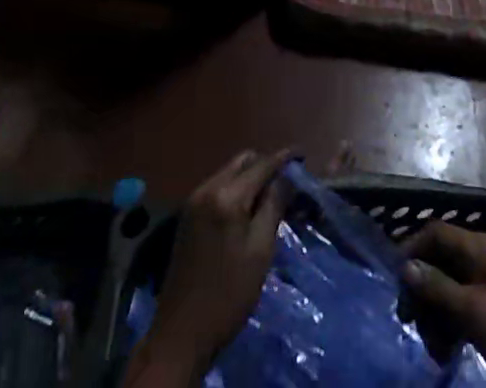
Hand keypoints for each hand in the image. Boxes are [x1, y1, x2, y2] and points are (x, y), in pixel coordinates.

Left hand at [124, 149, 293, 387]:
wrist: (182, 331)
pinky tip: (248, 209)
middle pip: (242, 162)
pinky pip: (217, 188)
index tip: (304, 154)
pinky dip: (236, 189)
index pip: (261, 165)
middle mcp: (207, 189)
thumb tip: (287, 177)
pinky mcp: (187, 216)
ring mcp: (193, 201)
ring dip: (251, 177)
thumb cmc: (229, 293)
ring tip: (273, 196)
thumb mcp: (260, 250)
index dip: (284, 158)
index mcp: (226, 197)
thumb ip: (273, 206)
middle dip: (266, 165)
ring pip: (229, 173)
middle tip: (289, 181)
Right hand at [401, 224, 485, 387]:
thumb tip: (405, 266)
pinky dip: (446, 326)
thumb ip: (437, 286)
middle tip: (407, 318)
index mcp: (482, 247)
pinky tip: (443, 351)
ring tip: (432, 346)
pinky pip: (456, 307)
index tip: (393, 277)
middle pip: (438, 260)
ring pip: (444, 287)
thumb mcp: (473, 311)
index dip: (412, 248)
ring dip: (432, 314)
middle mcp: (482, 258)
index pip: (437, 232)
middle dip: (421, 289)